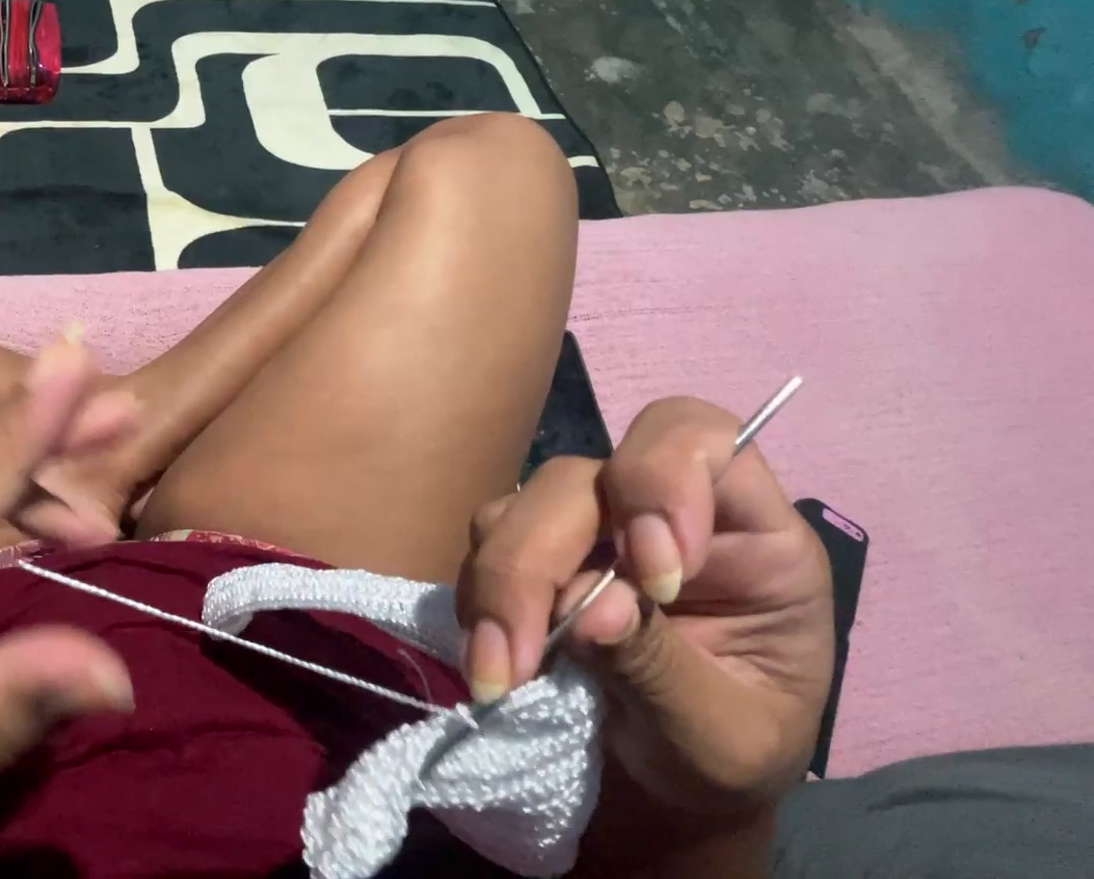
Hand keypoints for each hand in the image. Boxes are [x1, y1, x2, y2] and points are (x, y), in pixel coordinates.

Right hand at [456, 397, 833, 822]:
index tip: (654, 577)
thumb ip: (664, 670)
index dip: (660, 480)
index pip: (703, 442)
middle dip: (538, 563)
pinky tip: (491, 657)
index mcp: (748, 535)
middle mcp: (656, 511)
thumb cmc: (725, 754)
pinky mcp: (529, 551)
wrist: (665, 783)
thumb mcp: (724, 737)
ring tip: (499, 674)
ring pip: (518, 507)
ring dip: (498, 586)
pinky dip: (477, 598)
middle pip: (578, 481)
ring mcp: (585, 527)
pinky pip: (484, 544)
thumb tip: (588, 612)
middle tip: (518, 659)